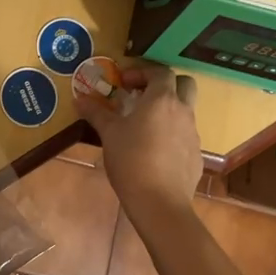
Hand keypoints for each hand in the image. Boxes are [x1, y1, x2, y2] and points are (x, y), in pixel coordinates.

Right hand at [77, 61, 201, 228]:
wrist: (160, 203)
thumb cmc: (131, 160)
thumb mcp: (109, 134)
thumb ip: (96, 113)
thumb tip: (79, 99)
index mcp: (162, 100)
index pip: (161, 71)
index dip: (142, 72)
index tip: (124, 83)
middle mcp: (182, 112)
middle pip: (184, 84)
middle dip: (165, 84)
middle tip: (142, 96)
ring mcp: (193, 134)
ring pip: (185, 110)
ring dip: (167, 110)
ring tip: (143, 125)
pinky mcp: (196, 155)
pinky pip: (185, 135)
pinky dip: (172, 134)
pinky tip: (154, 151)